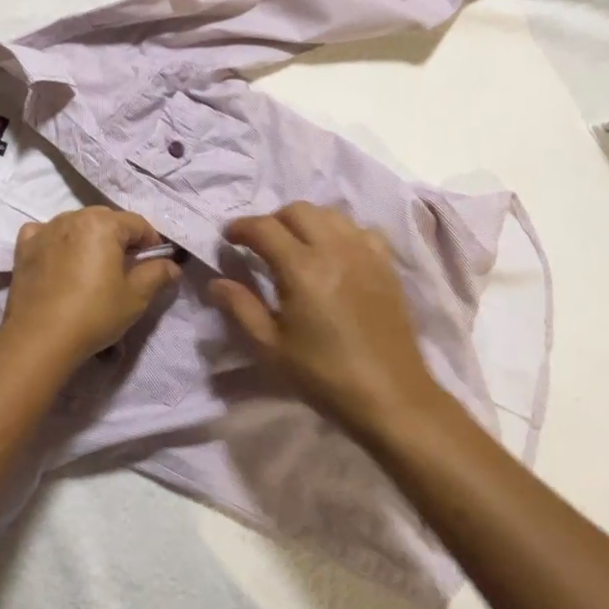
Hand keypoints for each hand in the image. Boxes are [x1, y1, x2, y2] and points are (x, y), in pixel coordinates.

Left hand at [4, 207, 179, 364]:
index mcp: (103, 223)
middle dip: (120, 239)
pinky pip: (45, 234)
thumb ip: (157, 274)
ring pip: (76, 225)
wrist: (40, 337)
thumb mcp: (135, 297)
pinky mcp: (24, 246)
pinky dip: (56, 242)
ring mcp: (45, 229)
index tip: (155, 264)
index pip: (137, 224)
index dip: (151, 243)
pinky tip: (60, 261)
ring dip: (89, 239)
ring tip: (93, 268)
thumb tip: (172, 265)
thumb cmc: (94, 313)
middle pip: (106, 220)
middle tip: (125, 268)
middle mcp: (72, 217)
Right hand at [212, 203, 439, 422]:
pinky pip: (360, 230)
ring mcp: (365, 254)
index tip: (229, 239)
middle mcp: (334, 250)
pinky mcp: (387, 266)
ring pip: (330, 214)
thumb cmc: (324, 375)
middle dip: (273, 220)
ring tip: (296, 245)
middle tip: (261, 244)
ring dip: (306, 221)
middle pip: (298, 210)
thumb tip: (217, 282)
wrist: (391, 398)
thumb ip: (240, 308)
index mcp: (301, 268)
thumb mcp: (271, 347)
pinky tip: (335, 254)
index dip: (240, 228)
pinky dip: (341, 232)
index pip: (263, 227)